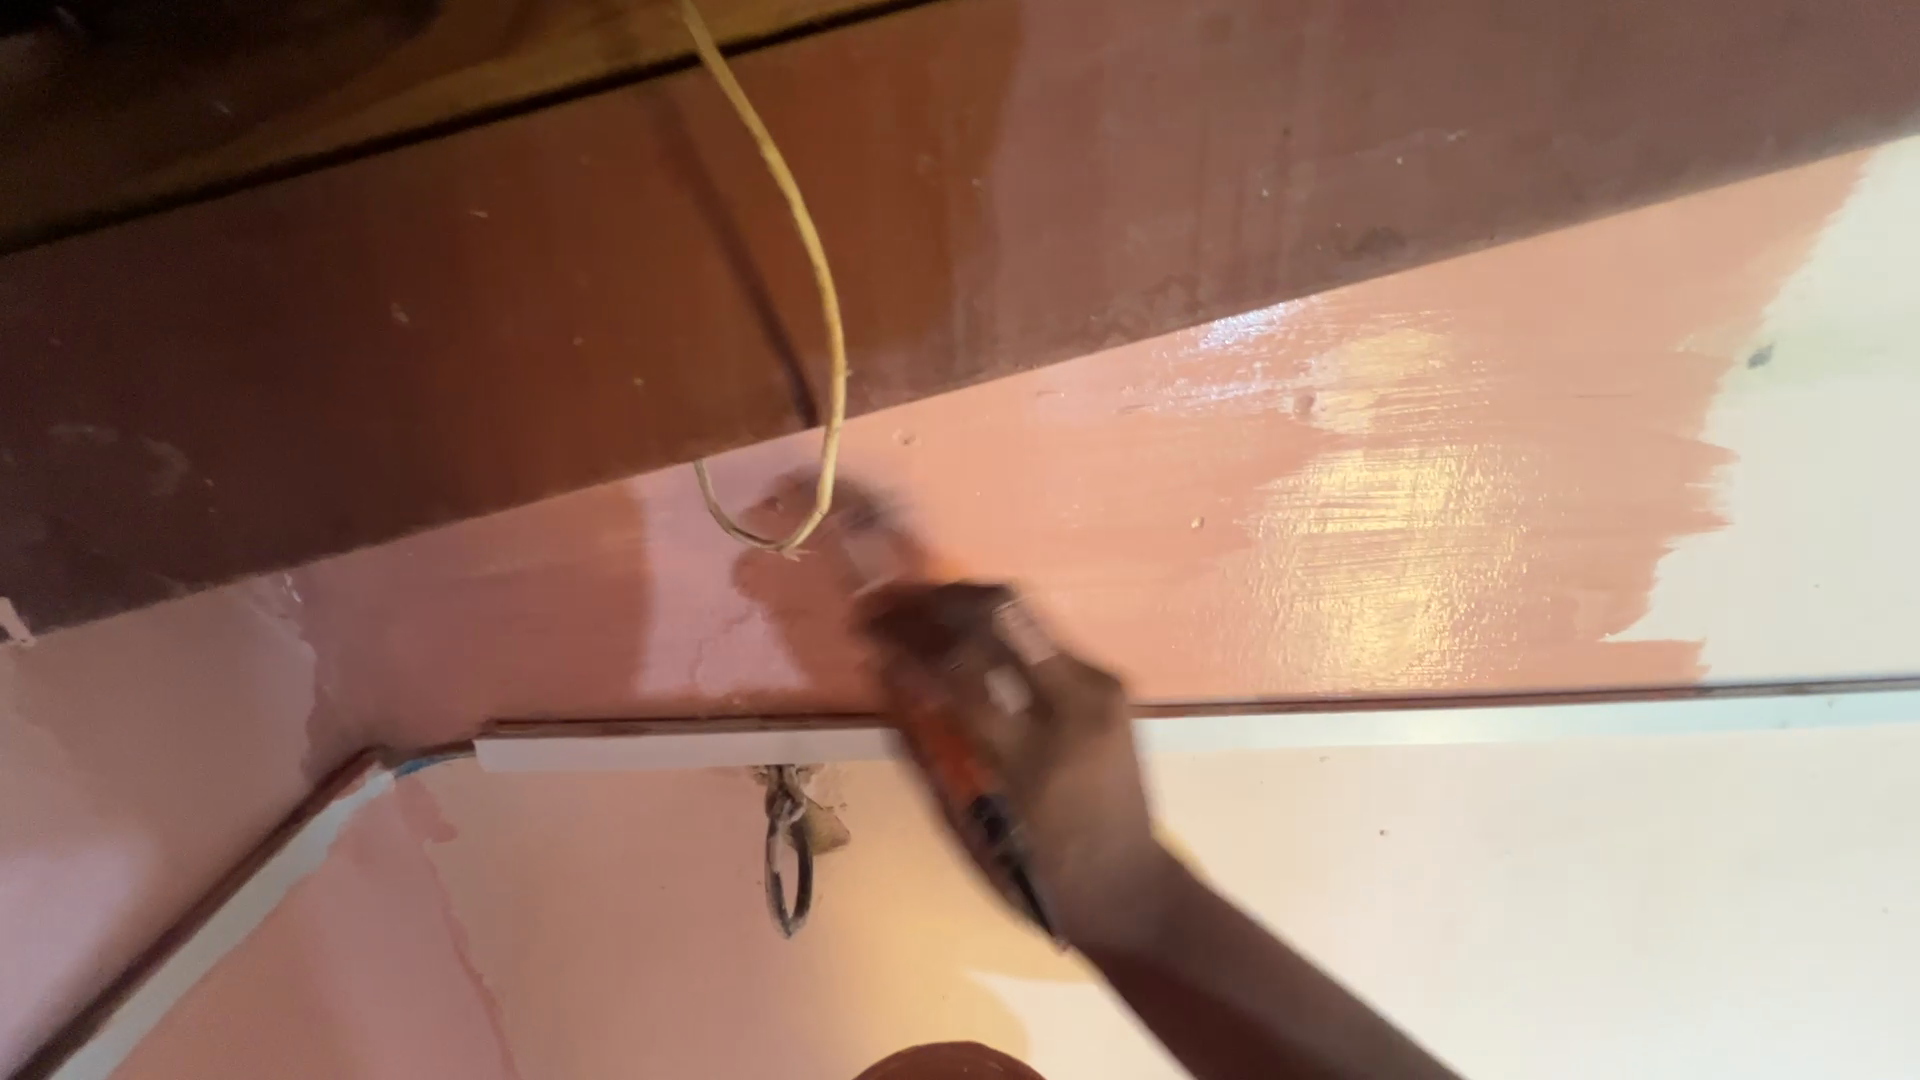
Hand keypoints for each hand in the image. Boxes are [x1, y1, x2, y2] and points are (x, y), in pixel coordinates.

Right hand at [860, 583, 1173, 948]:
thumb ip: (925, 747)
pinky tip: (963, 627)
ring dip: (964, 601)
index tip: (869, 633)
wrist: (1131, 883)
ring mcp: (1101, 684)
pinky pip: (1042, 633)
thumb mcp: (969, 826)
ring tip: (919, 604)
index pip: (961, 676)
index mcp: (1036, 756)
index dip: (909, 647)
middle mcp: (1076, 704)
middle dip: (937, 600)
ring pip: (1023, 610)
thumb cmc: (1039, 871)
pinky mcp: (1111, 679)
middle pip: (1001, 616)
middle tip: (892, 601)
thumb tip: (889, 678)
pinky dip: (995, 624)